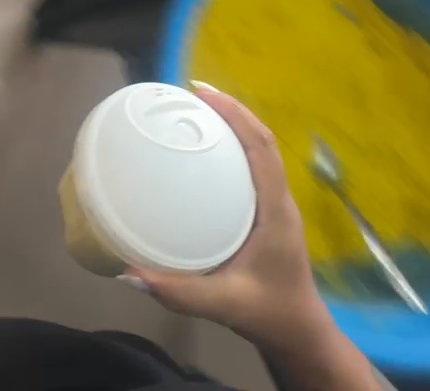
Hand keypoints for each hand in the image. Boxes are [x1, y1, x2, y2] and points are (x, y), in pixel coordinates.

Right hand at [125, 86, 372, 388]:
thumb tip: (128, 272)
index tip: (202, 93)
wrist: (300, 335)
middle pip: (262, 139)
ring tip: (195, 110)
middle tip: (190, 94)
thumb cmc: (269, 314)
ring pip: (259, 150)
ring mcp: (276, 204)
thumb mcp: (225, 305)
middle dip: (231, 110)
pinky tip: (202, 150)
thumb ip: (180, 293)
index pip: (262, 148)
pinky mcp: (266, 210)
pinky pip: (252, 165)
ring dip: (233, 124)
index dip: (236, 115)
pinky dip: (232, 146)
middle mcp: (279, 199)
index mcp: (276, 210)